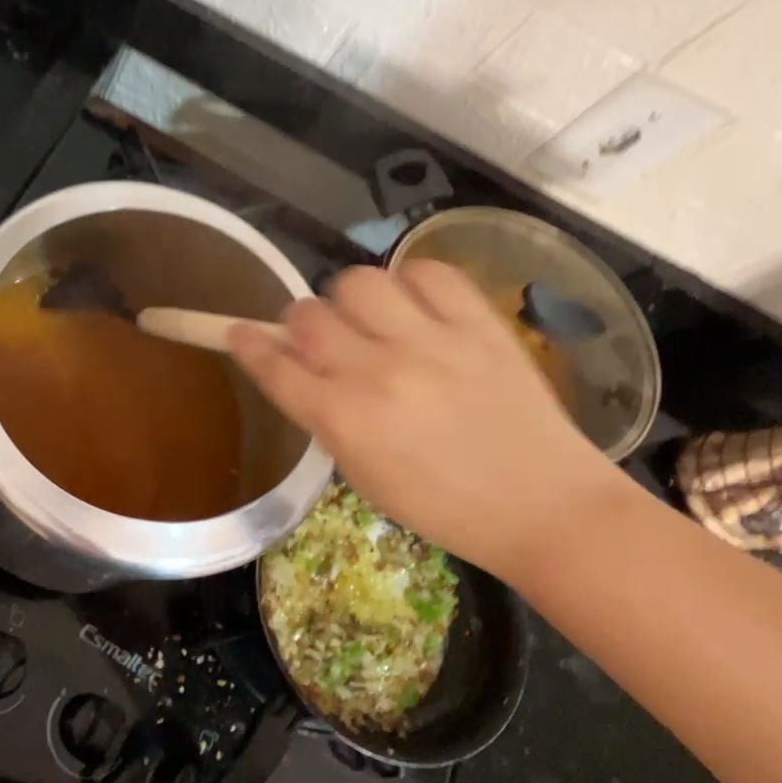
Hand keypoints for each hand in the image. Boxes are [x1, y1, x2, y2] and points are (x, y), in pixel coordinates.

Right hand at [226, 261, 625, 577]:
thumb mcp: (362, 475)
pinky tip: (415, 305)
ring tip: (369, 318)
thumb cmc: (444, 507)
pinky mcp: (479, 325)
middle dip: (299, 325)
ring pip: (357, 282)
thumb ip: (324, 418)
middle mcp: (377, 372)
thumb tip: (299, 372)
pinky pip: (428, 272)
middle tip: (319, 340)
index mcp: (343, 419)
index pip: (272, 363)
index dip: (244, 342)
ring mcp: (430, 343)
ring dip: (350, 299)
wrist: (546, 510)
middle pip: (306, 315)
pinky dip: (411, 282)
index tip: (236, 331)